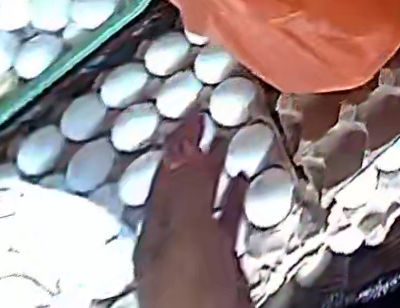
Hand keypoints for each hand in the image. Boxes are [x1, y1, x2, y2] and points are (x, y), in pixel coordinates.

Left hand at [135, 118, 251, 307]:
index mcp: (157, 232)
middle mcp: (170, 242)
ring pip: (201, 200)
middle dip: (194, 151)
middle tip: (211, 120)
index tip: (194, 111)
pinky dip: (231, 198)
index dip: (178, 140)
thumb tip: (182, 142)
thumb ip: (185, 191)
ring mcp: (194, 257)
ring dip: (214, 171)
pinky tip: (242, 188)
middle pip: (180, 185)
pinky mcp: (218, 269)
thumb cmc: (192, 301)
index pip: (165, 173)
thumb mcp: (187, 239)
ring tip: (230, 145)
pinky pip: (223, 220)